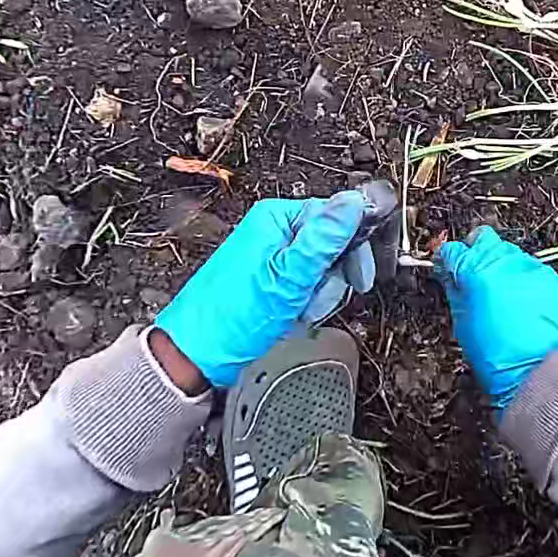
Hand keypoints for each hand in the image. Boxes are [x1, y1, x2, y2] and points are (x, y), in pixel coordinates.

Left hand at [154, 192, 374, 387]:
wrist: (198, 354)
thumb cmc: (235, 316)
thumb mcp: (290, 276)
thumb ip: (325, 238)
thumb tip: (355, 202)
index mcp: (277, 217)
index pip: (336, 216)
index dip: (352, 248)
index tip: (360, 276)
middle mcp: (275, 228)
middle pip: (331, 242)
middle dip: (331, 277)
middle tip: (317, 298)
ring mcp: (273, 252)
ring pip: (322, 266)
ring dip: (319, 293)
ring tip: (299, 310)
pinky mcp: (272, 273)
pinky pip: (306, 281)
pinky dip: (306, 300)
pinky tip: (293, 314)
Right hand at [433, 226, 557, 410]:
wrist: (536, 370)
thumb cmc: (497, 354)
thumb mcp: (462, 321)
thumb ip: (454, 288)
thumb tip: (448, 272)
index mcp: (477, 272)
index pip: (453, 249)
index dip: (448, 258)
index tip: (448, 265)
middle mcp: (504, 262)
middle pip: (483, 239)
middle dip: (475, 252)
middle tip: (472, 276)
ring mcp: (528, 267)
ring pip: (506, 251)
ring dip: (498, 265)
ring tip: (497, 293)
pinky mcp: (547, 276)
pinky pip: (527, 267)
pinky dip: (519, 277)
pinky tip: (517, 299)